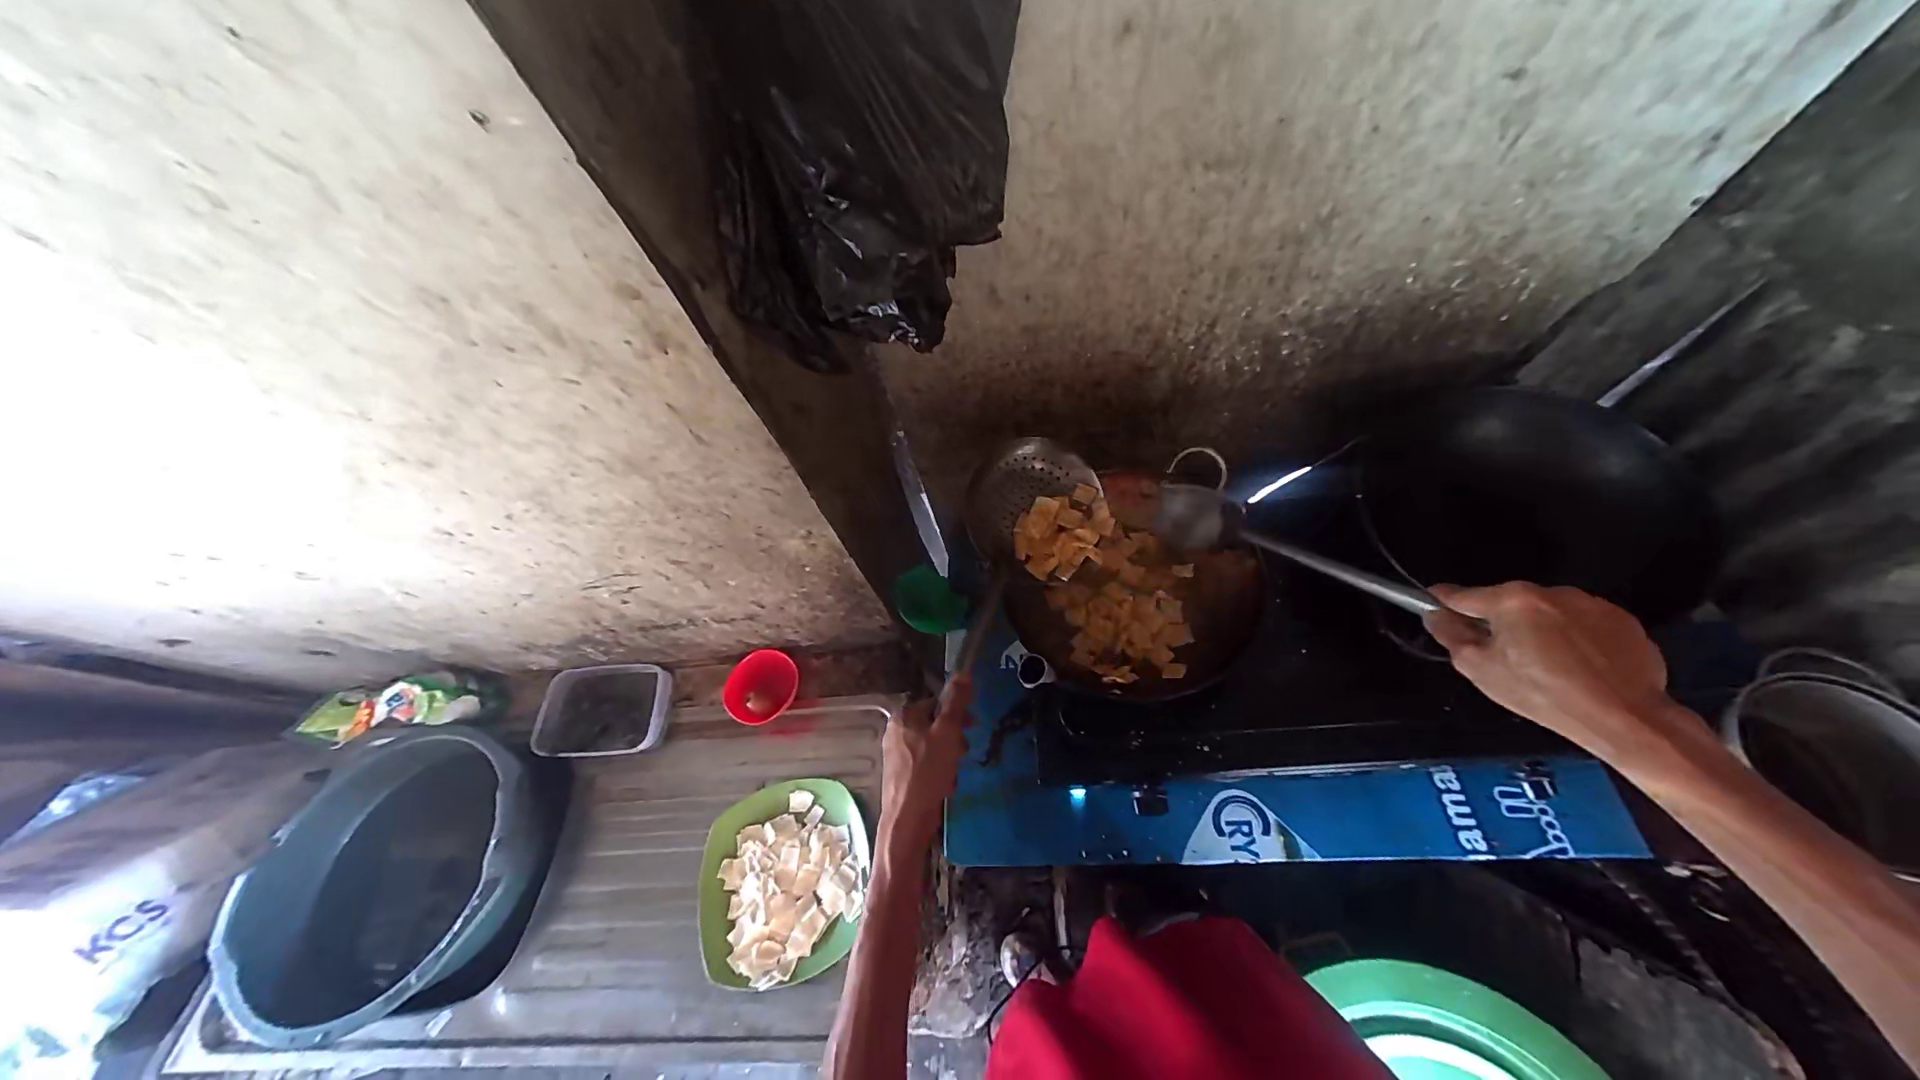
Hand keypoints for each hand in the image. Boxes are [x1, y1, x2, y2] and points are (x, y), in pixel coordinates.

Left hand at [877, 674, 971, 861]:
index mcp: (903, 716)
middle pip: (934, 724)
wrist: (907, 820)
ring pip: (933, 746)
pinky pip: (927, 764)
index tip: (972, 726)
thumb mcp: (948, 733)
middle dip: (954, 738)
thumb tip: (964, 671)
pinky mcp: (902, 776)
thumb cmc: (928, 772)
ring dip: (949, 756)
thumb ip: (956, 703)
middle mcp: (896, 731)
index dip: (957, 712)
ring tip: (954, 772)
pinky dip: (939, 771)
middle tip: (963, 752)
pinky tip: (946, 785)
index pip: (936, 702)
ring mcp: (897, 755)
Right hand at [1423, 583, 1698, 763]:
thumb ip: (1450, 635)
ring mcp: (1591, 604)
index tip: (1431, 608)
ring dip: (1537, 628)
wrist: (1626, 718)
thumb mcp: (1478, 668)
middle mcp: (1551, 592)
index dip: (1441, 603)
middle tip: (1501, 655)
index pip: (1462, 595)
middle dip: (1498, 622)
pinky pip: (1580, 623)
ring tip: (1546, 663)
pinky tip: (1577, 665)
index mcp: (1512, 599)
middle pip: (1507, 603)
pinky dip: (1571, 637)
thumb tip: (1436, 615)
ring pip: (1545, 612)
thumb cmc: (1541, 693)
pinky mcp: (1622, 620)